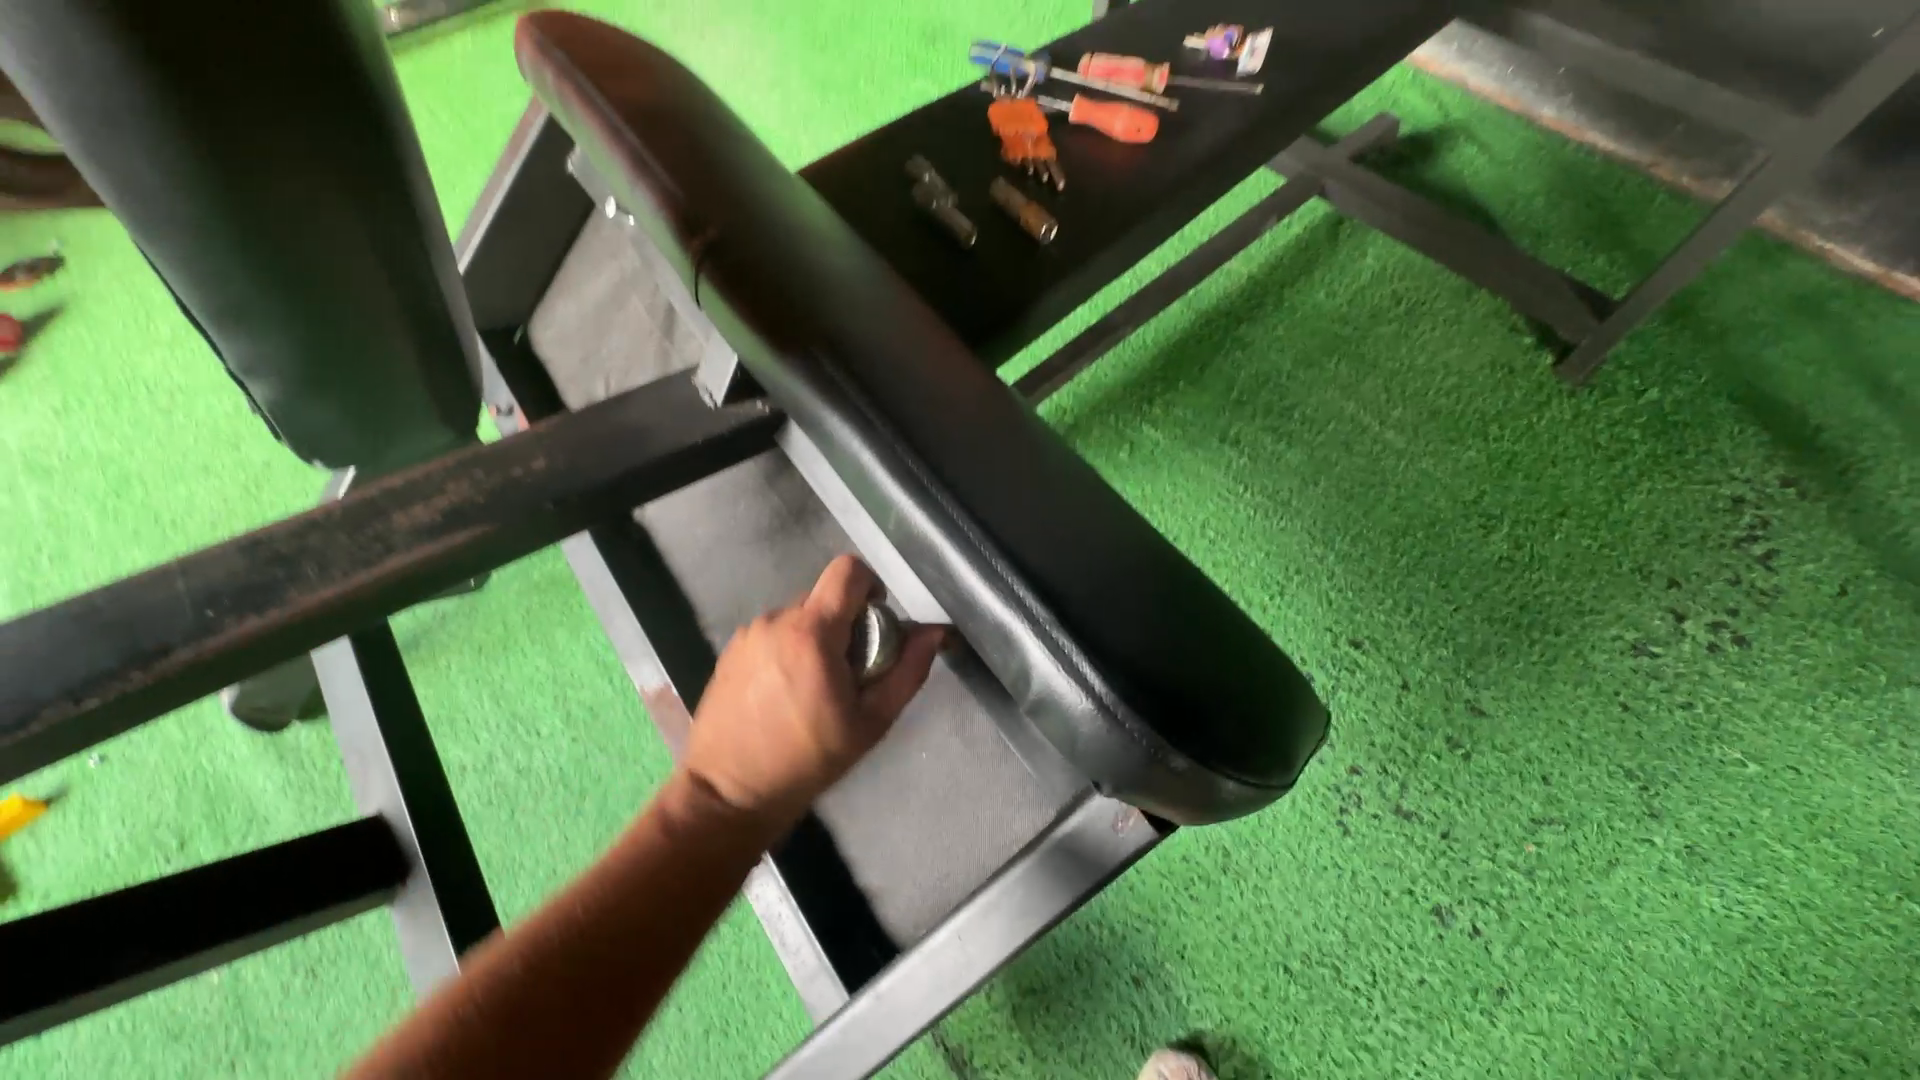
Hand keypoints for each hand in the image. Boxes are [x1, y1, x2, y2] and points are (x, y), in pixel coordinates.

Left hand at [682, 556, 944, 830]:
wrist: (728, 793)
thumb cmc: (807, 760)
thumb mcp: (871, 722)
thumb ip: (908, 671)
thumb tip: (936, 632)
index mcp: (812, 632)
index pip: (848, 570)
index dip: (872, 587)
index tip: (876, 624)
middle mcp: (776, 620)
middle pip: (825, 598)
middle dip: (845, 625)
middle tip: (850, 674)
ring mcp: (749, 634)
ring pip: (799, 618)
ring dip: (816, 640)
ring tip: (815, 691)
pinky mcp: (731, 651)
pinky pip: (774, 635)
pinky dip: (789, 652)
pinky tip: (785, 695)